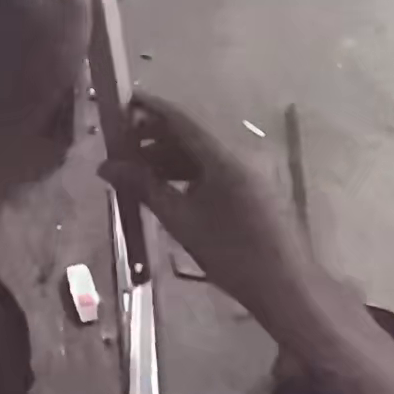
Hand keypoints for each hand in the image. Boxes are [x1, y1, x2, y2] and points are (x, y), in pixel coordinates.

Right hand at [100, 94, 324, 330]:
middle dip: (153, 134)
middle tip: (121, 143)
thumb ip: (143, 186)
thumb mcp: (181, 221)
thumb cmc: (233, 255)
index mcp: (223, 155)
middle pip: (189, 131)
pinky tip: (164, 184)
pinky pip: (213, 165)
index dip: (149, 107)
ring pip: (200, 149)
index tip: (122, 103)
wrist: (288, 290)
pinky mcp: (251, 184)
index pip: (180, 117)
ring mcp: (248, 167)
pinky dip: (186, 169)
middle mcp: (238, 151)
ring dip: (168, 154)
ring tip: (136, 168)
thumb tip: (106, 165)